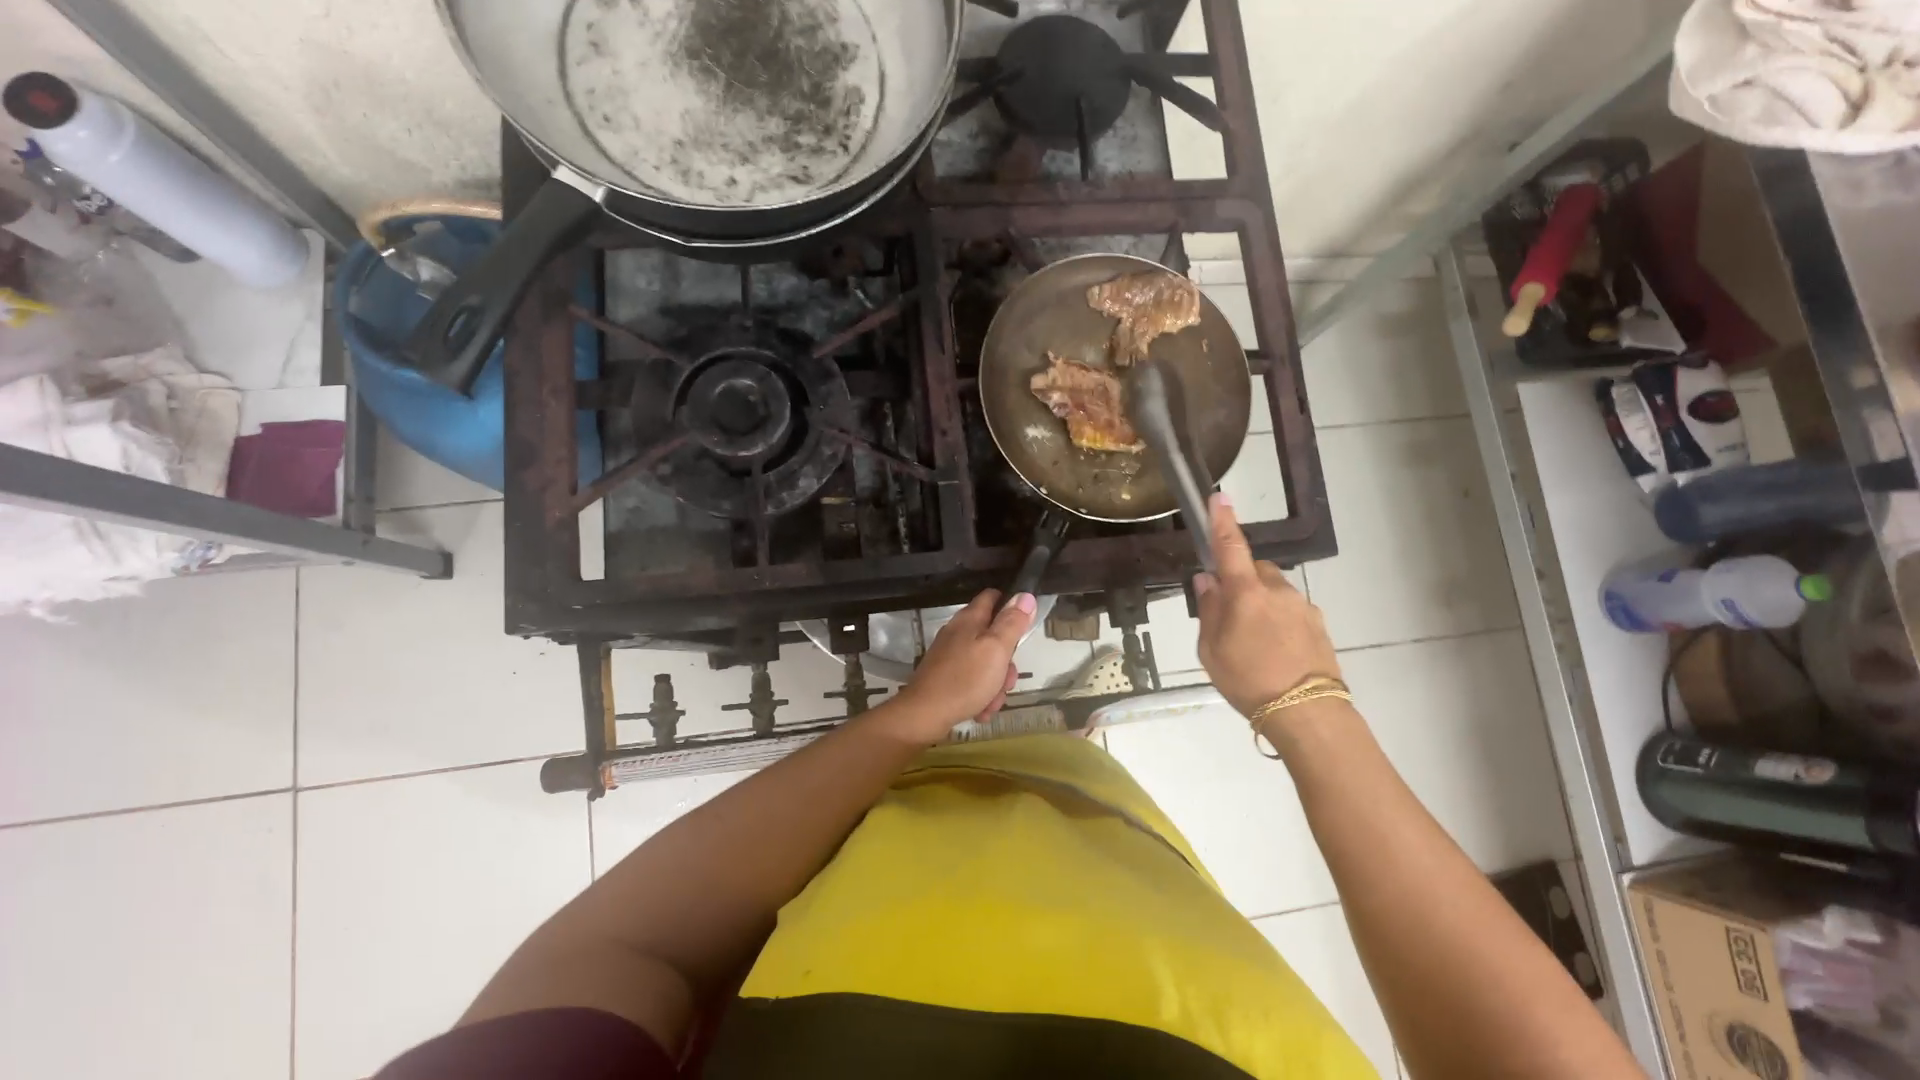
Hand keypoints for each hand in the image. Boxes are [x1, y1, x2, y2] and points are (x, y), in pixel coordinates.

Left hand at [890, 590, 1036, 743]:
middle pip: (993, 637)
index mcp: (969, 620)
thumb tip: (1025, 595)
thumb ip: (1011, 623)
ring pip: (986, 663)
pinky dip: (981, 695)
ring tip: (992, 702)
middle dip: (1006, 660)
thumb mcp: (996, 649)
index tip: (1023, 627)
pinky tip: (981, 710)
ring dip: (995, 684)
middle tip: (1006, 679)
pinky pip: (972, 680)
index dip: (1011, 606)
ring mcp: (950, 655)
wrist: (924, 715)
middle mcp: (958, 633)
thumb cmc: (965, 680)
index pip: (992, 597)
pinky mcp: (945, 676)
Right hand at [1194, 493, 1340, 719]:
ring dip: (1260, 605)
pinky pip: (1290, 611)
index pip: (1231, 546)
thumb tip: (1208, 581)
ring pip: (1273, 592)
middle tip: (1227, 616)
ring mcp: (1303, 606)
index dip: (1222, 521)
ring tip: (1252, 644)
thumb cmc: (1249, 681)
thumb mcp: (1211, 650)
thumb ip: (1209, 610)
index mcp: (1246, 592)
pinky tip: (1274, 652)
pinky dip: (1278, 622)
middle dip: (1241, 581)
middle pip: (1254, 570)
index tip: (1220, 497)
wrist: (1308, 712)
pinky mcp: (1318, 624)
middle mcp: (1278, 590)